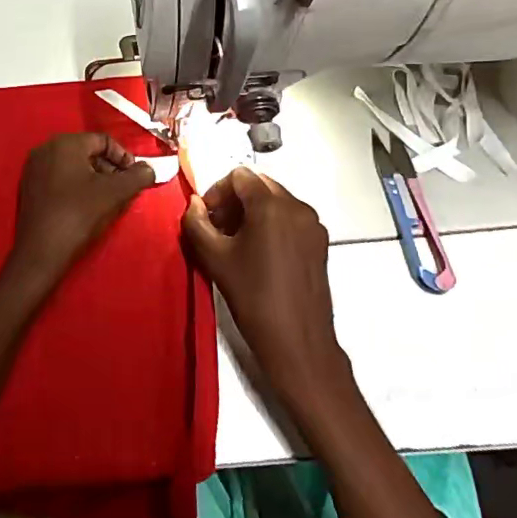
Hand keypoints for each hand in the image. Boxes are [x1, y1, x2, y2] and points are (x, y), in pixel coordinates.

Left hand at [11, 133, 156, 280]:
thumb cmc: (79, 214)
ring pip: (73, 166)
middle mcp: (46, 149)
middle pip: (88, 152)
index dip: (124, 158)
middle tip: (123, 189)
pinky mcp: (28, 188)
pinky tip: (85, 206)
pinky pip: (59, 178)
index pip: (104, 141)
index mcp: (66, 143)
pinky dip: (76, 187)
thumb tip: (149, 169)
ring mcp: (33, 169)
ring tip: (107, 199)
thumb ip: (138, 176)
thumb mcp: (116, 193)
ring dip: (94, 179)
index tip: (134, 177)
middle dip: (109, 168)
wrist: (40, 252)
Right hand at [181, 168, 348, 401]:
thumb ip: (196, 224)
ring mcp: (313, 223)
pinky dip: (272, 225)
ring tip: (237, 244)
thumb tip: (195, 204)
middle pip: (260, 185)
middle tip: (218, 229)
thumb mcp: (214, 259)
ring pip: (277, 201)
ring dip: (253, 212)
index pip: (239, 176)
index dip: (217, 191)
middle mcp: (297, 206)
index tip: (206, 217)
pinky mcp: (320, 241)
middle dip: (235, 201)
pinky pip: (291, 218)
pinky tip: (260, 255)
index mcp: (271, 205)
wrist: (298, 341)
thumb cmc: (253, 298)